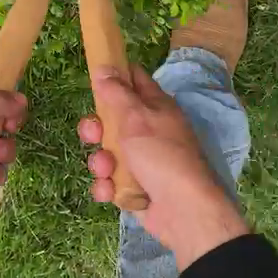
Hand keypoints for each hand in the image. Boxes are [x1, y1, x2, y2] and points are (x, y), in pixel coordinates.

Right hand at [80, 65, 249, 268]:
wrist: (183, 210)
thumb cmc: (162, 155)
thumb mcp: (136, 117)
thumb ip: (117, 92)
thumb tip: (104, 67)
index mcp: (155, 107)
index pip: (133, 79)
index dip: (114, 76)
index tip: (94, 77)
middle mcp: (148, 131)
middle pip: (111, 119)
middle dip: (96, 128)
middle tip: (93, 134)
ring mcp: (141, 161)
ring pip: (107, 152)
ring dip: (100, 161)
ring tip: (106, 170)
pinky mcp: (134, 187)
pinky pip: (110, 181)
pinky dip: (107, 186)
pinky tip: (109, 191)